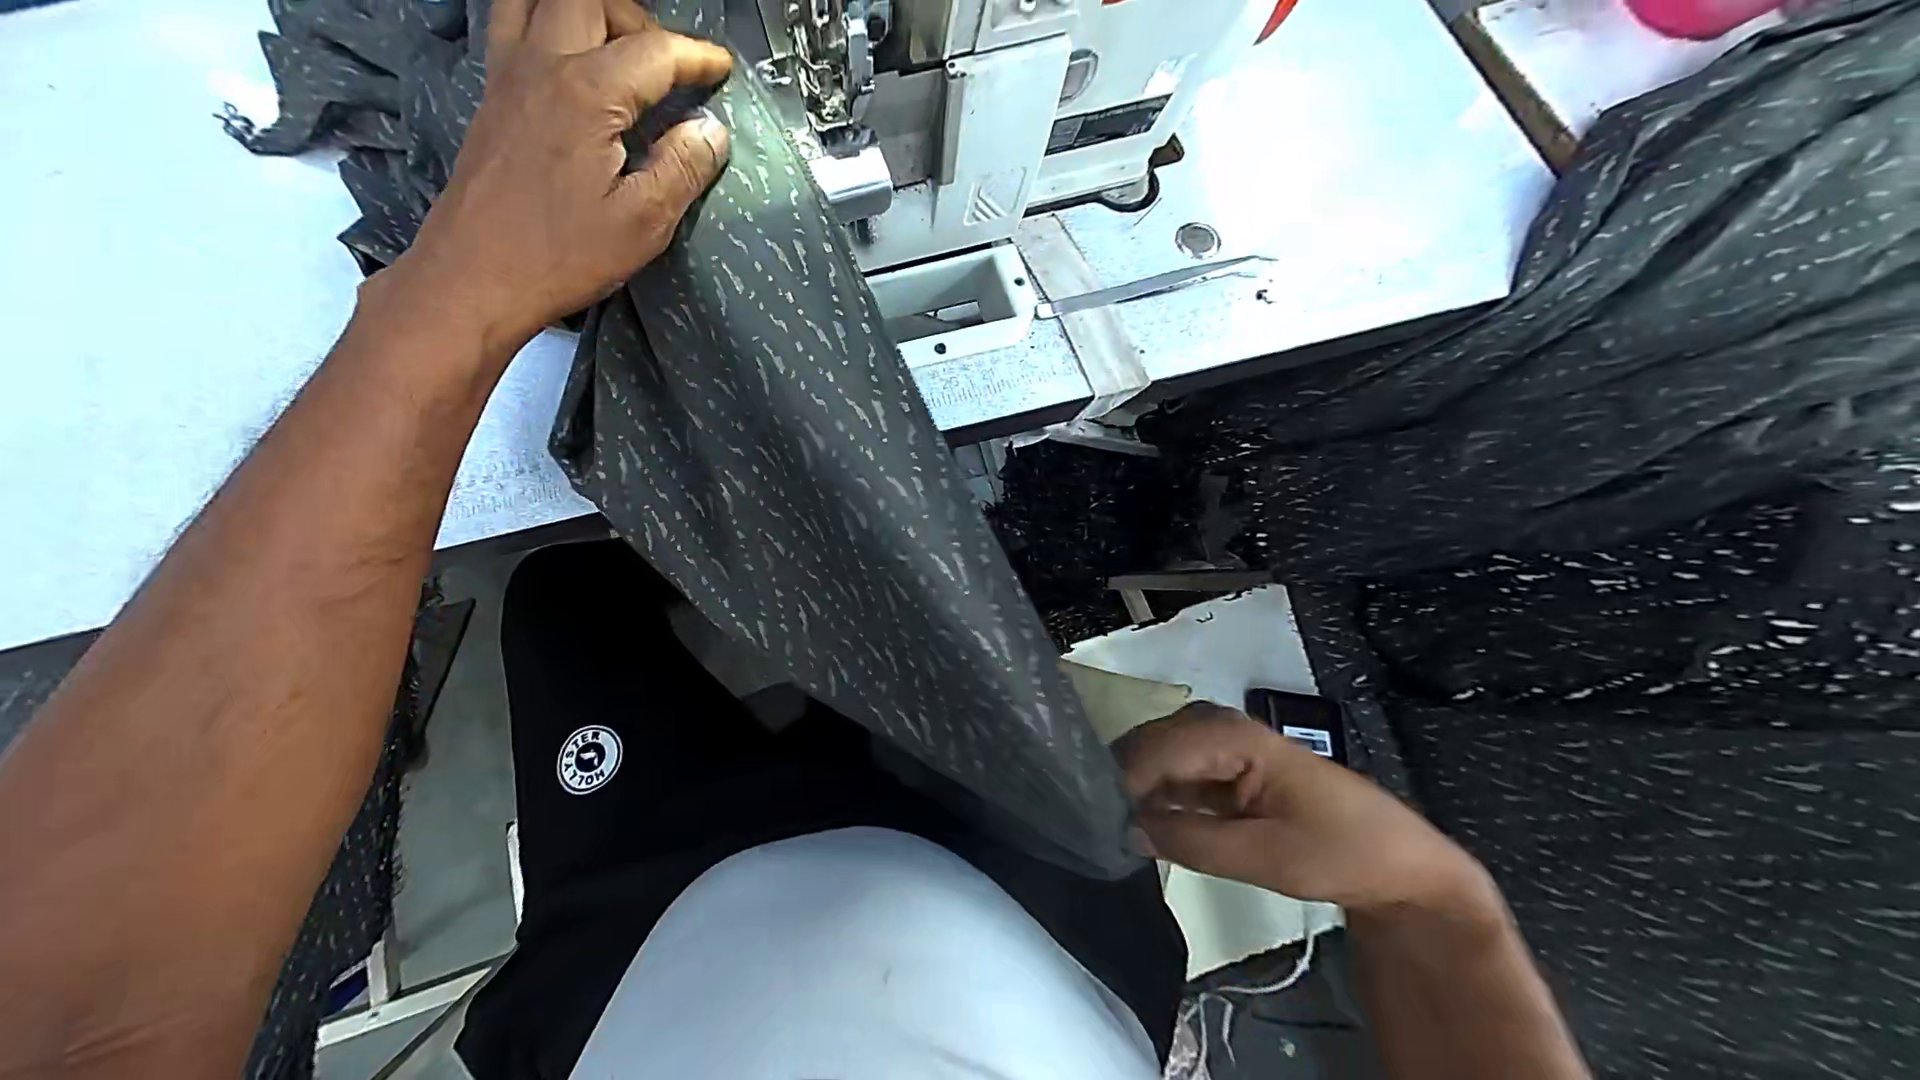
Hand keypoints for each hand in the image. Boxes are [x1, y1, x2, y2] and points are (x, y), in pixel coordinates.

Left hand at [387, 0, 733, 350]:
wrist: (477, 273)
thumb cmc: (565, 254)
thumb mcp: (643, 223)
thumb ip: (682, 168)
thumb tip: (712, 129)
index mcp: (587, 94)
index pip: (653, 51)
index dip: (696, 56)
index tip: (724, 68)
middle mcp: (542, 64)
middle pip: (592, 1)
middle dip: (641, 22)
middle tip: (671, 65)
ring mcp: (508, 74)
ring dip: (591, 12)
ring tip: (622, 52)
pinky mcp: (492, 94)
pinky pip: (514, 22)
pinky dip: (548, 20)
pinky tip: (571, 60)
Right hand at [1115, 703, 1493, 915]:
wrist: (1399, 864)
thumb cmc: (1343, 850)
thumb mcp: (1267, 856)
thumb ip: (1192, 842)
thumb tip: (1127, 831)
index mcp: (1231, 735)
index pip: (1156, 750)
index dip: (1122, 784)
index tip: (1096, 821)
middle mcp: (1218, 727)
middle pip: (1149, 746)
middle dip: (1121, 781)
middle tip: (1095, 825)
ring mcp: (1219, 746)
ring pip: (1156, 758)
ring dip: (1134, 789)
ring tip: (1107, 825)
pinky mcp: (1223, 768)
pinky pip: (1174, 774)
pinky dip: (1155, 797)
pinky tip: (1140, 822)